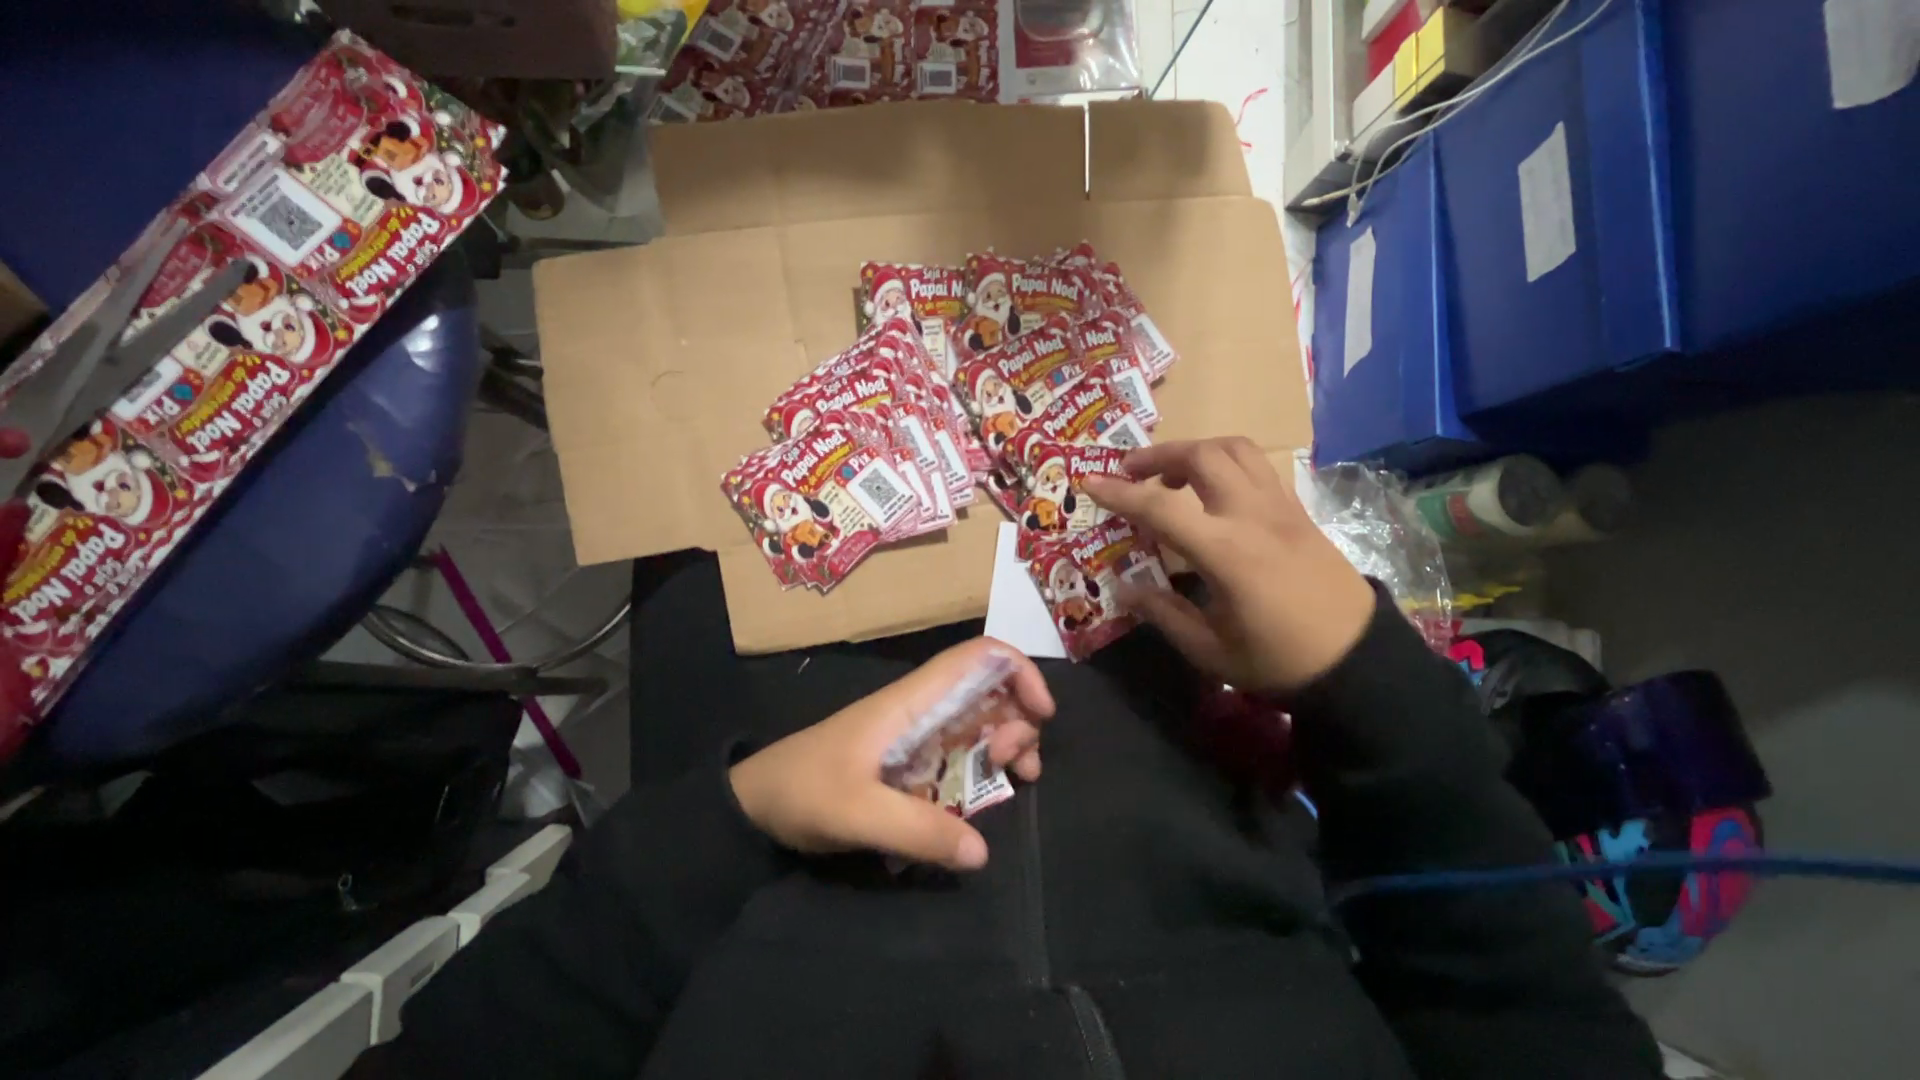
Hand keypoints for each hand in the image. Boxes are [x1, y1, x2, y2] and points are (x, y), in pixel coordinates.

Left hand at [729, 638, 1053, 870]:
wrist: (755, 803)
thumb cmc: (804, 791)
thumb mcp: (858, 814)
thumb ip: (919, 831)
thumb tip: (983, 853)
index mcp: (913, 701)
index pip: (978, 657)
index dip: (1019, 671)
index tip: (1042, 714)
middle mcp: (922, 709)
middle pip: (991, 689)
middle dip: (1019, 718)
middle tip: (1013, 767)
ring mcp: (917, 734)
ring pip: (982, 719)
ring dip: (1009, 742)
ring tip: (1014, 780)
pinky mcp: (910, 761)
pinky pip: (962, 751)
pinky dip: (986, 765)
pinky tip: (989, 795)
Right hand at [1081, 438, 1374, 693]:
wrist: (1358, 660)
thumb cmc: (1279, 660)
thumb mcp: (1211, 650)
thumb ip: (1164, 614)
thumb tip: (1125, 589)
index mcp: (1227, 552)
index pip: (1162, 507)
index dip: (1120, 493)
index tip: (1089, 482)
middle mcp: (1253, 516)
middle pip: (1203, 456)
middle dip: (1158, 456)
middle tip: (1130, 473)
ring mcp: (1281, 508)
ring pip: (1236, 449)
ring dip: (1196, 450)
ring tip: (1172, 475)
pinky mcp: (1299, 512)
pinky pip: (1257, 466)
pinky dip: (1225, 462)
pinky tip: (1212, 491)